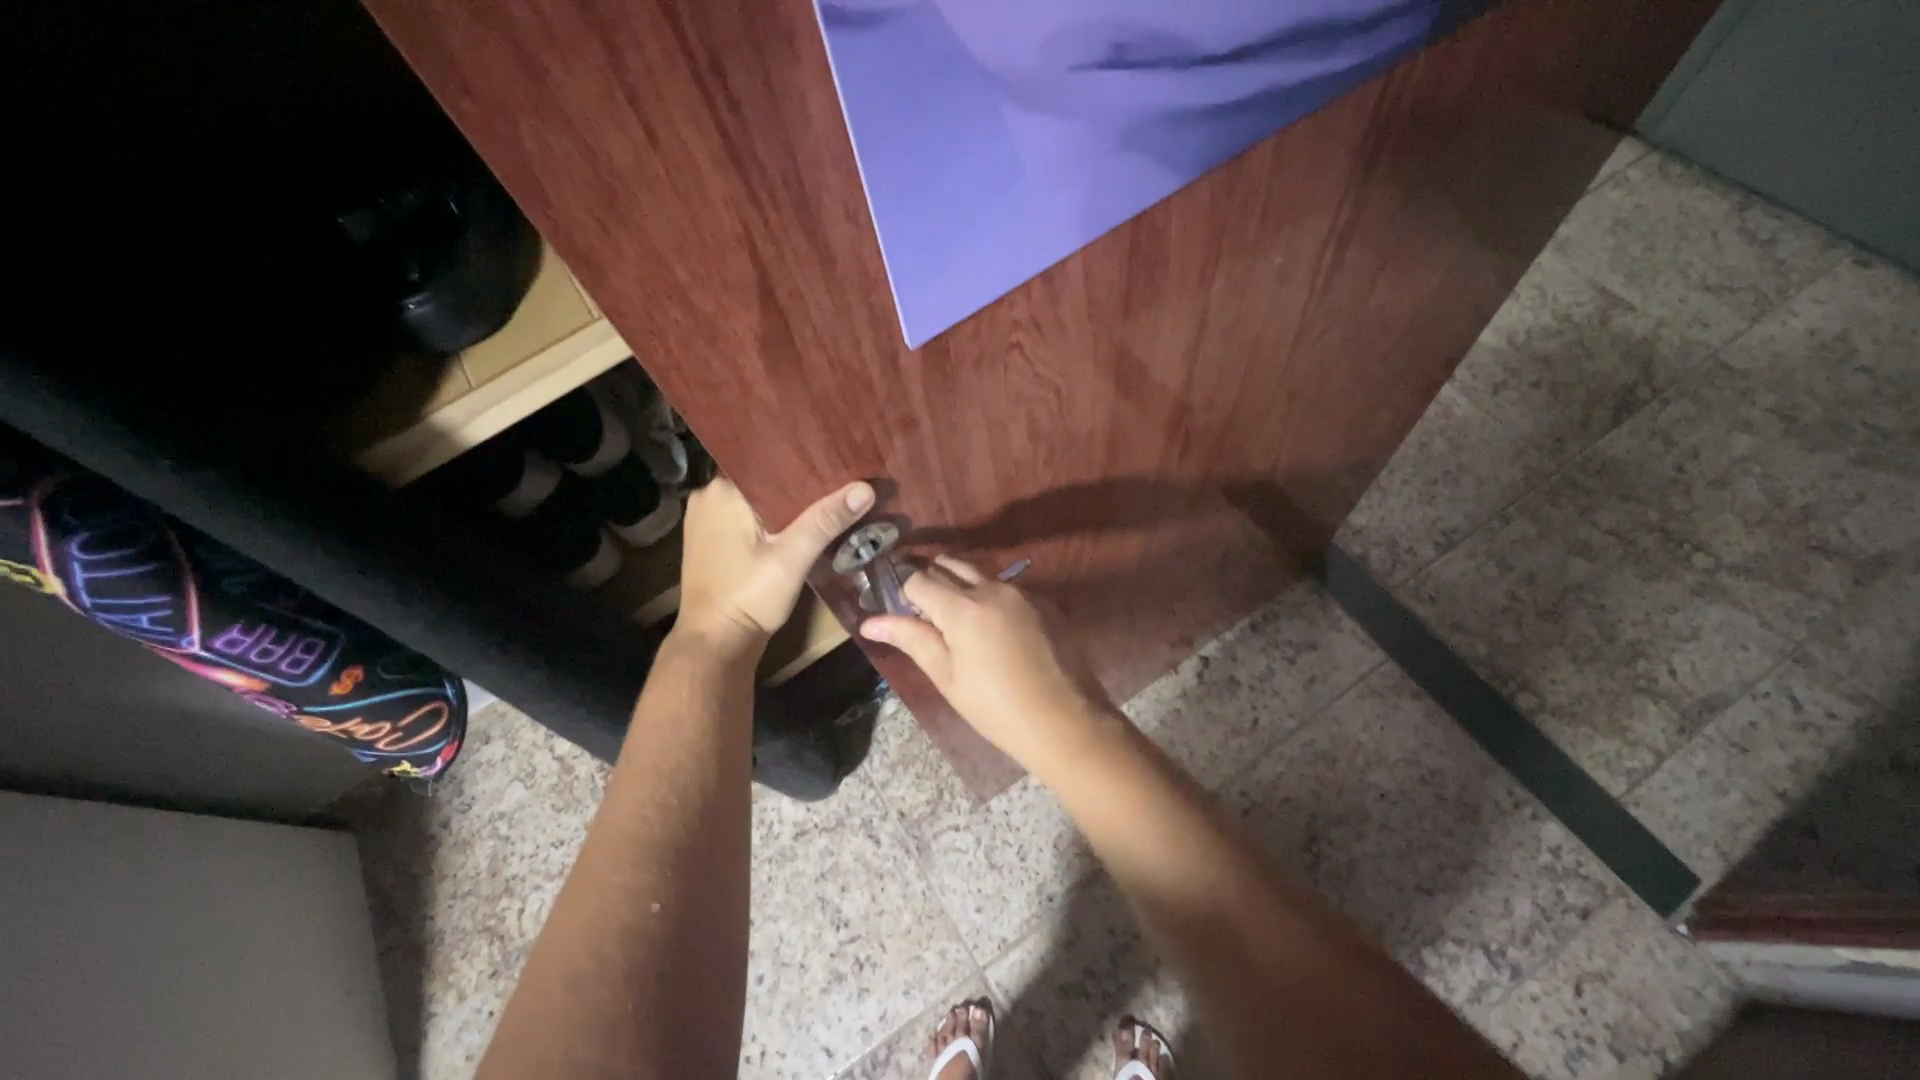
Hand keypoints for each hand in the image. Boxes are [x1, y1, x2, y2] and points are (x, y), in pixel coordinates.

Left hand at [676, 477, 873, 653]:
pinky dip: (771, 518)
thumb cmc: (748, 597)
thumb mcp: (792, 558)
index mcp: (723, 490)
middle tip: (842, 481)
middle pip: (765, 481)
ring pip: (757, 498)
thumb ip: (825, 520)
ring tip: (827, 498)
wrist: (715, 642)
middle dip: (800, 485)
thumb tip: (865, 487)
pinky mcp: (711, 538)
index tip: (840, 460)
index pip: (771, 462)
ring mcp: (706, 518)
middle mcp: (708, 495)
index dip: (806, 463)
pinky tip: (798, 524)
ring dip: (786, 503)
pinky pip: (747, 516)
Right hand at [859, 557, 1118, 768]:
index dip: (901, 589)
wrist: (1066, 721)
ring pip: (979, 574)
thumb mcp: (947, 677)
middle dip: (928, 579)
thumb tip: (870, 621)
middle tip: (918, 609)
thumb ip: (911, 639)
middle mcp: (991, 588)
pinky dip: (988, 597)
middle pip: (948, 567)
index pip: (917, 579)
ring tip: (952, 617)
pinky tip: (990, 628)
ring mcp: (1022, 593)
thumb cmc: (996, 707)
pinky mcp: (1044, 603)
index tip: (893, 605)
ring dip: (959, 585)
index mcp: (961, 607)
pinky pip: (1006, 588)